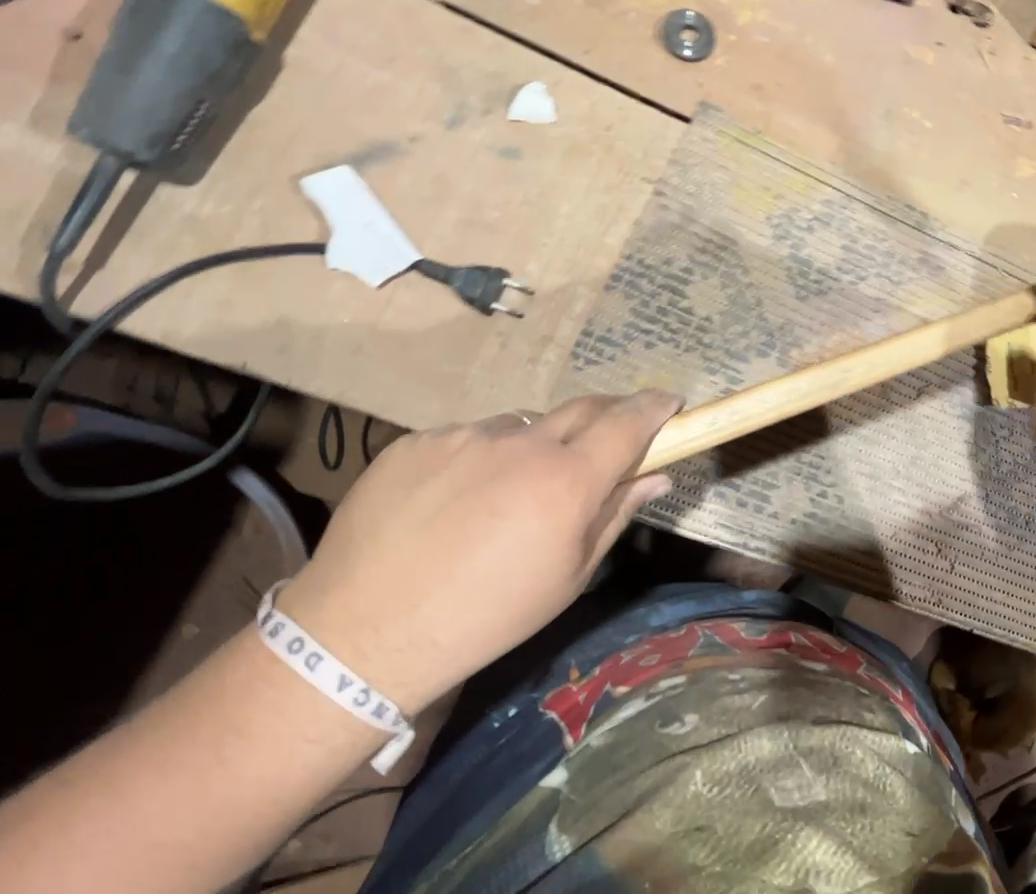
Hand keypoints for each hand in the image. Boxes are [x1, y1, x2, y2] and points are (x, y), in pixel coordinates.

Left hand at [275, 391, 682, 712]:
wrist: (364, 633)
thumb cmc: (489, 616)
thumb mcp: (569, 576)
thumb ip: (615, 515)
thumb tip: (655, 478)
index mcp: (566, 481)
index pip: (627, 423)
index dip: (655, 408)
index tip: (670, 403)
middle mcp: (520, 444)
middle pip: (582, 408)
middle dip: (607, 416)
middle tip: (610, 439)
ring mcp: (463, 438)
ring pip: (521, 425)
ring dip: (537, 443)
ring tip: (514, 489)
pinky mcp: (415, 442)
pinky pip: (468, 438)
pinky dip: (482, 457)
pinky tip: (458, 500)